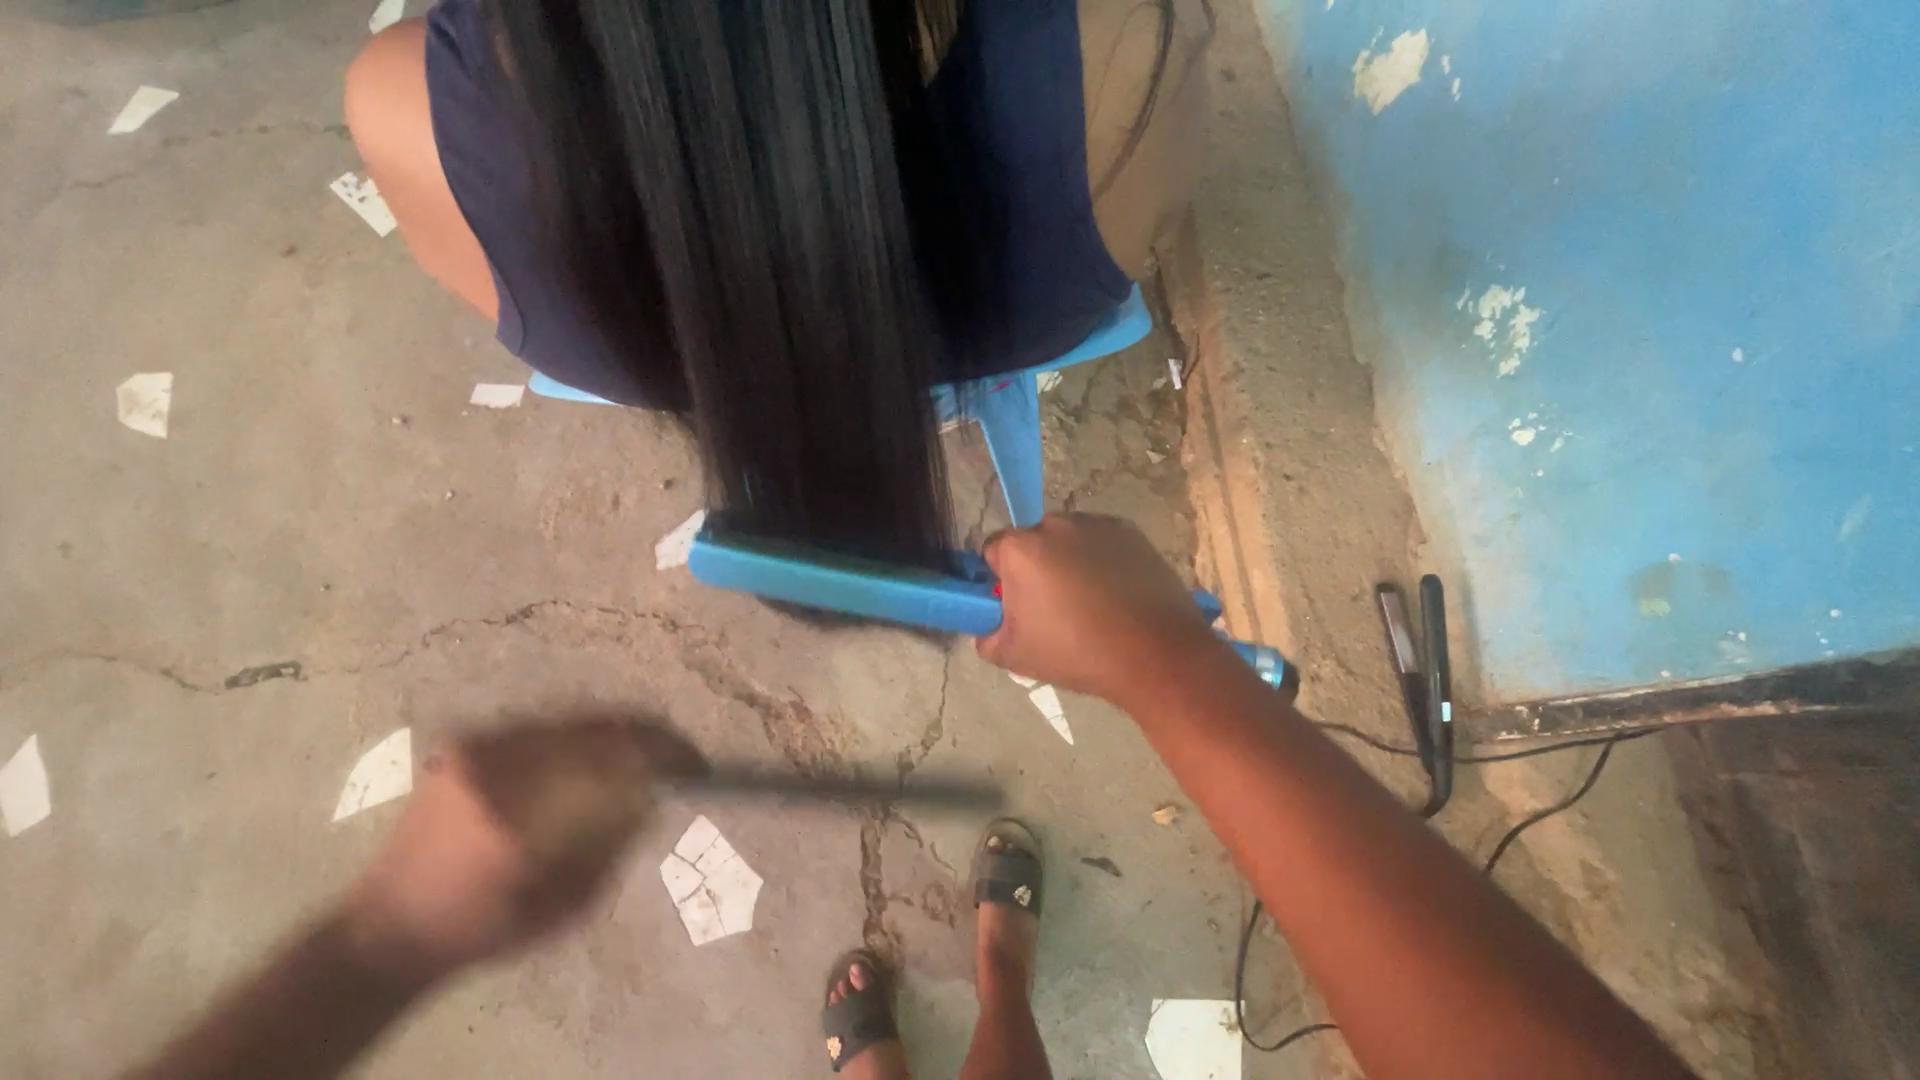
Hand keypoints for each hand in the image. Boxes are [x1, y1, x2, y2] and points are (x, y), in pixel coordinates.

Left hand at [342, 713, 707, 979]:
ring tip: (644, 748)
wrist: (387, 924)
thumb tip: (653, 793)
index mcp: (522, 823)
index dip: (664, 754)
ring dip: (614, 733)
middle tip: (678, 751)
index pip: (612, 764)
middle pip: (596, 729)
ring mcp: (477, 751)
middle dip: (647, 735)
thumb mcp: (568, 904)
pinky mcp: (465, 743)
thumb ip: (613, 844)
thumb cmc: (485, 929)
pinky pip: (542, 726)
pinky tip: (594, 751)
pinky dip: (577, 735)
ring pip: (571, 721)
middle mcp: (497, 773)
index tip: (697, 764)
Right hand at [976, 514, 1222, 703]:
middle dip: (1036, 568)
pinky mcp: (1131, 532)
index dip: (1000, 579)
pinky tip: (1116, 594)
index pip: (993, 552)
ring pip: (1068, 541)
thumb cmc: (1076, 653)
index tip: (1017, 607)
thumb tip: (990, 625)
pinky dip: (1102, 560)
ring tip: (1091, 603)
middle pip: (1032, 543)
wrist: (1155, 653)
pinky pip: (1102, 543)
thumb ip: (986, 635)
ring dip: (1070, 562)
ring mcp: (1097, 525)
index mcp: (1020, 549)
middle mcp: (1055, 524)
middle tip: (1053, 610)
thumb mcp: (1014, 655)